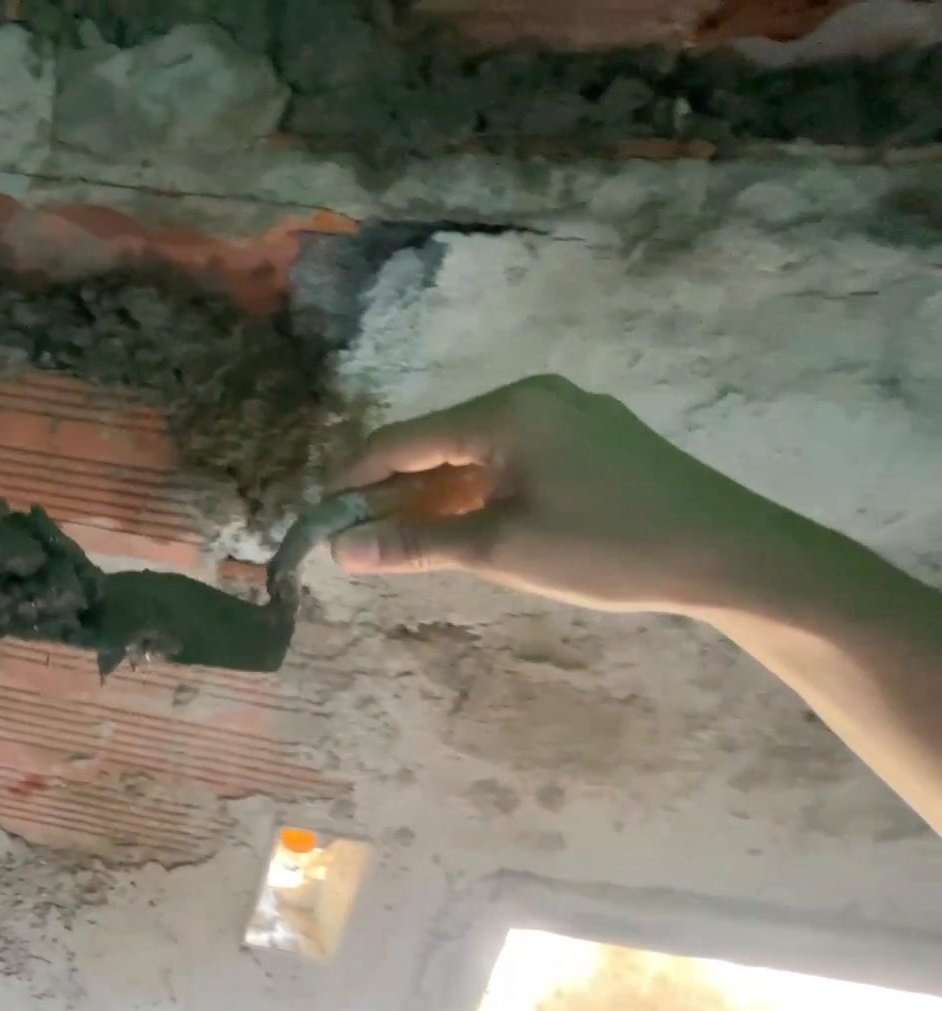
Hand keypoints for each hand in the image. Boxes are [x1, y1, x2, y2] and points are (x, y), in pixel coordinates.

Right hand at [328, 374, 784, 613]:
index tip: (320, 516)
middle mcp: (530, 397)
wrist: (742, 559)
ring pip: (468, 449)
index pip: (399, 441)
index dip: (352, 479)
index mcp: (504, 412)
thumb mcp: (498, 550)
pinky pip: (505, 453)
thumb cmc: (609, 549)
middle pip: (432, 441)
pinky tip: (464, 519)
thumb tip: (338, 551)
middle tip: (362, 534)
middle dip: (390, 489)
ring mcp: (564, 412)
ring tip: (406, 534)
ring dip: (430, 491)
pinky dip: (472, 486)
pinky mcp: (589, 434)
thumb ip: (411, 544)